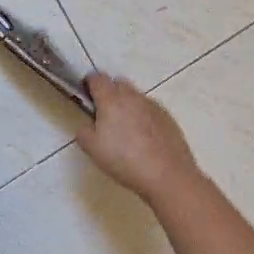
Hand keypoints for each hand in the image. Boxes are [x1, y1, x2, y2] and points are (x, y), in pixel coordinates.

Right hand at [78, 73, 202, 198]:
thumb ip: (84, 130)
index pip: (97, 78)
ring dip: (128, 105)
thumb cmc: (124, 160)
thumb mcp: (91, 149)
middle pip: (118, 83)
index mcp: (110, 100)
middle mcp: (132, 96)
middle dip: (110, 92)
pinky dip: (144, 117)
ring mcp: (153, 106)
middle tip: (105, 114)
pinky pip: (150, 110)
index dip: (89, 83)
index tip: (87, 96)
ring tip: (126, 130)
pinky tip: (144, 139)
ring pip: (135, 97)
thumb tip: (89, 125)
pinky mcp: (168, 118)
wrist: (167, 176)